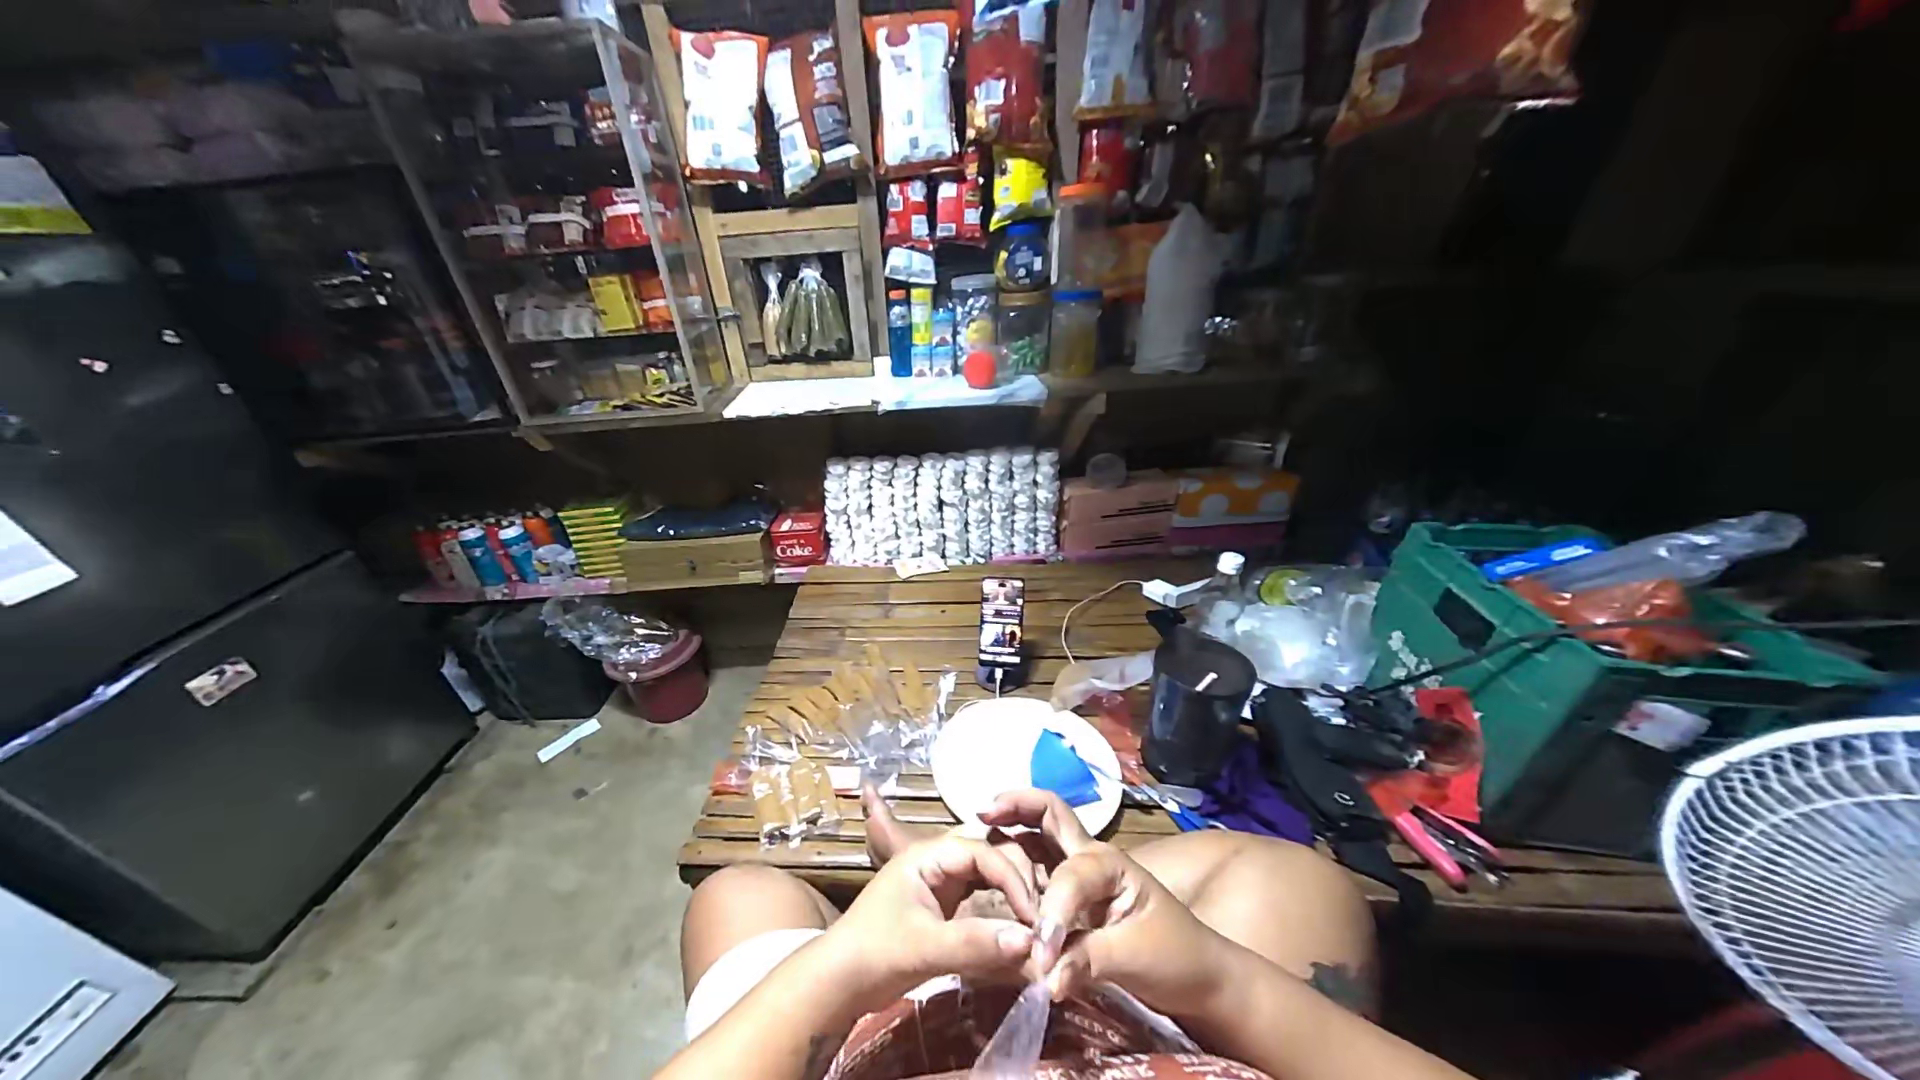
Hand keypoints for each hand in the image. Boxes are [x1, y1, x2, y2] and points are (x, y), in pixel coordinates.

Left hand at [822, 832, 1040, 1012]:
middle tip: (1040, 919)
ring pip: (989, 878)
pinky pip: (982, 900)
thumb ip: (974, 942)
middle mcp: (939, 861)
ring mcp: (942, 883)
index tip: (1034, 916)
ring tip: (1034, 925)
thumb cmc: (875, 953)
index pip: (984, 852)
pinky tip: (1015, 931)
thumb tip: (1029, 942)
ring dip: (1012, 897)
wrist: (839, 983)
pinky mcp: (944, 907)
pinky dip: (1001, 912)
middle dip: (1018, 884)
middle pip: (991, 858)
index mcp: (929, 853)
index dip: (1013, 879)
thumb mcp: (924, 946)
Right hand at [980, 788, 1232, 1017]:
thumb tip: (1043, 976)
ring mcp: (1079, 874)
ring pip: (1040, 837)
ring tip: (981, 832)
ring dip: (1012, 828)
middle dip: (1017, 805)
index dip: (1050, 915)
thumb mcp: (1135, 958)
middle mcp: (1090, 858)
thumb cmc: (1175, 957)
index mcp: (1108, 863)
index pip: (1067, 877)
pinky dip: (1015, 863)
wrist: (1199, 977)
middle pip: (1050, 814)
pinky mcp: (1072, 897)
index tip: (1042, 957)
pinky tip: (996, 871)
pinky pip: (1037, 870)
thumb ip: (1086, 961)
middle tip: (983, 810)